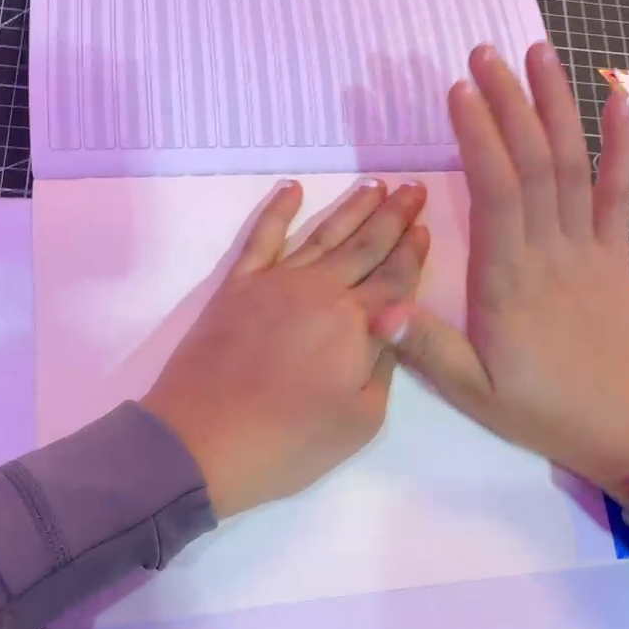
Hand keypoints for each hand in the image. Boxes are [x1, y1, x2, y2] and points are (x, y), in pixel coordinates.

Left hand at [144, 178, 429, 518]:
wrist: (202, 442)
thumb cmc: (288, 443)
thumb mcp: (360, 421)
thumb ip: (383, 365)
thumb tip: (392, 326)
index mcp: (356, 324)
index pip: (396, 279)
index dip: (413, 252)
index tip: (426, 224)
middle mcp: (320, 291)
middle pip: (365, 246)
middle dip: (392, 216)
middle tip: (413, 187)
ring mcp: (275, 283)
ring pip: (322, 235)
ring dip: (351, 208)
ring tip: (374, 185)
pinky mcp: (236, 287)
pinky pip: (261, 237)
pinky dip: (277, 210)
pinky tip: (292, 189)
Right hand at [378, 43, 628, 506]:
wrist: (627, 429)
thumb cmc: (542, 410)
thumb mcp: (474, 391)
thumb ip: (428, 348)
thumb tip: (377, 309)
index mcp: (509, 280)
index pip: (495, 191)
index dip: (478, 135)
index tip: (459, 90)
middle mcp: (550, 251)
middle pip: (531, 162)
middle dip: (508, 102)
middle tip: (485, 53)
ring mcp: (589, 248)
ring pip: (572, 165)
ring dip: (555, 106)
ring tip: (539, 53)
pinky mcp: (615, 255)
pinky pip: (618, 193)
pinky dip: (621, 145)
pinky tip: (618, 102)